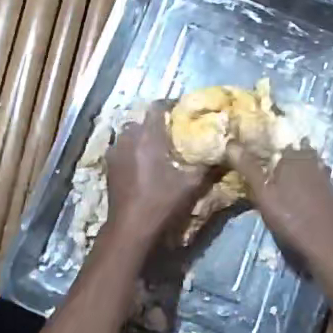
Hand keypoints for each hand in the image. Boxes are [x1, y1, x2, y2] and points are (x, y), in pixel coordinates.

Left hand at [103, 103, 213, 246]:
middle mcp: (128, 138)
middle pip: (143, 120)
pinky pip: (122, 147)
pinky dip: (133, 149)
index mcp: (148, 137)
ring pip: (131, 133)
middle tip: (173, 132)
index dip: (170, 105)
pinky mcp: (109, 165)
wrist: (130, 227)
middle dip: (157, 123)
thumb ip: (207, 165)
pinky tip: (143, 162)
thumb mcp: (191, 184)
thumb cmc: (161, 202)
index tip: (182, 112)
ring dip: (143, 136)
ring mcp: (115, 151)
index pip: (157, 107)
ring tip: (158, 147)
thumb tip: (224, 152)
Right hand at [228, 144, 332, 264]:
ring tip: (280, 169)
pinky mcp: (328, 191)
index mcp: (293, 158)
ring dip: (295, 164)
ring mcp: (322, 177)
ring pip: (306, 163)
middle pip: (294, 150)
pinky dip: (304, 177)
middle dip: (282, 151)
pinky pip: (313, 176)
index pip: (278, 141)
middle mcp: (310, 162)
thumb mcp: (263, 193)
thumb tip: (229, 141)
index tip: (254, 144)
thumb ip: (248, 167)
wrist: (325, 245)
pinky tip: (297, 186)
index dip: (266, 141)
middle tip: (266, 157)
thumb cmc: (290, 217)